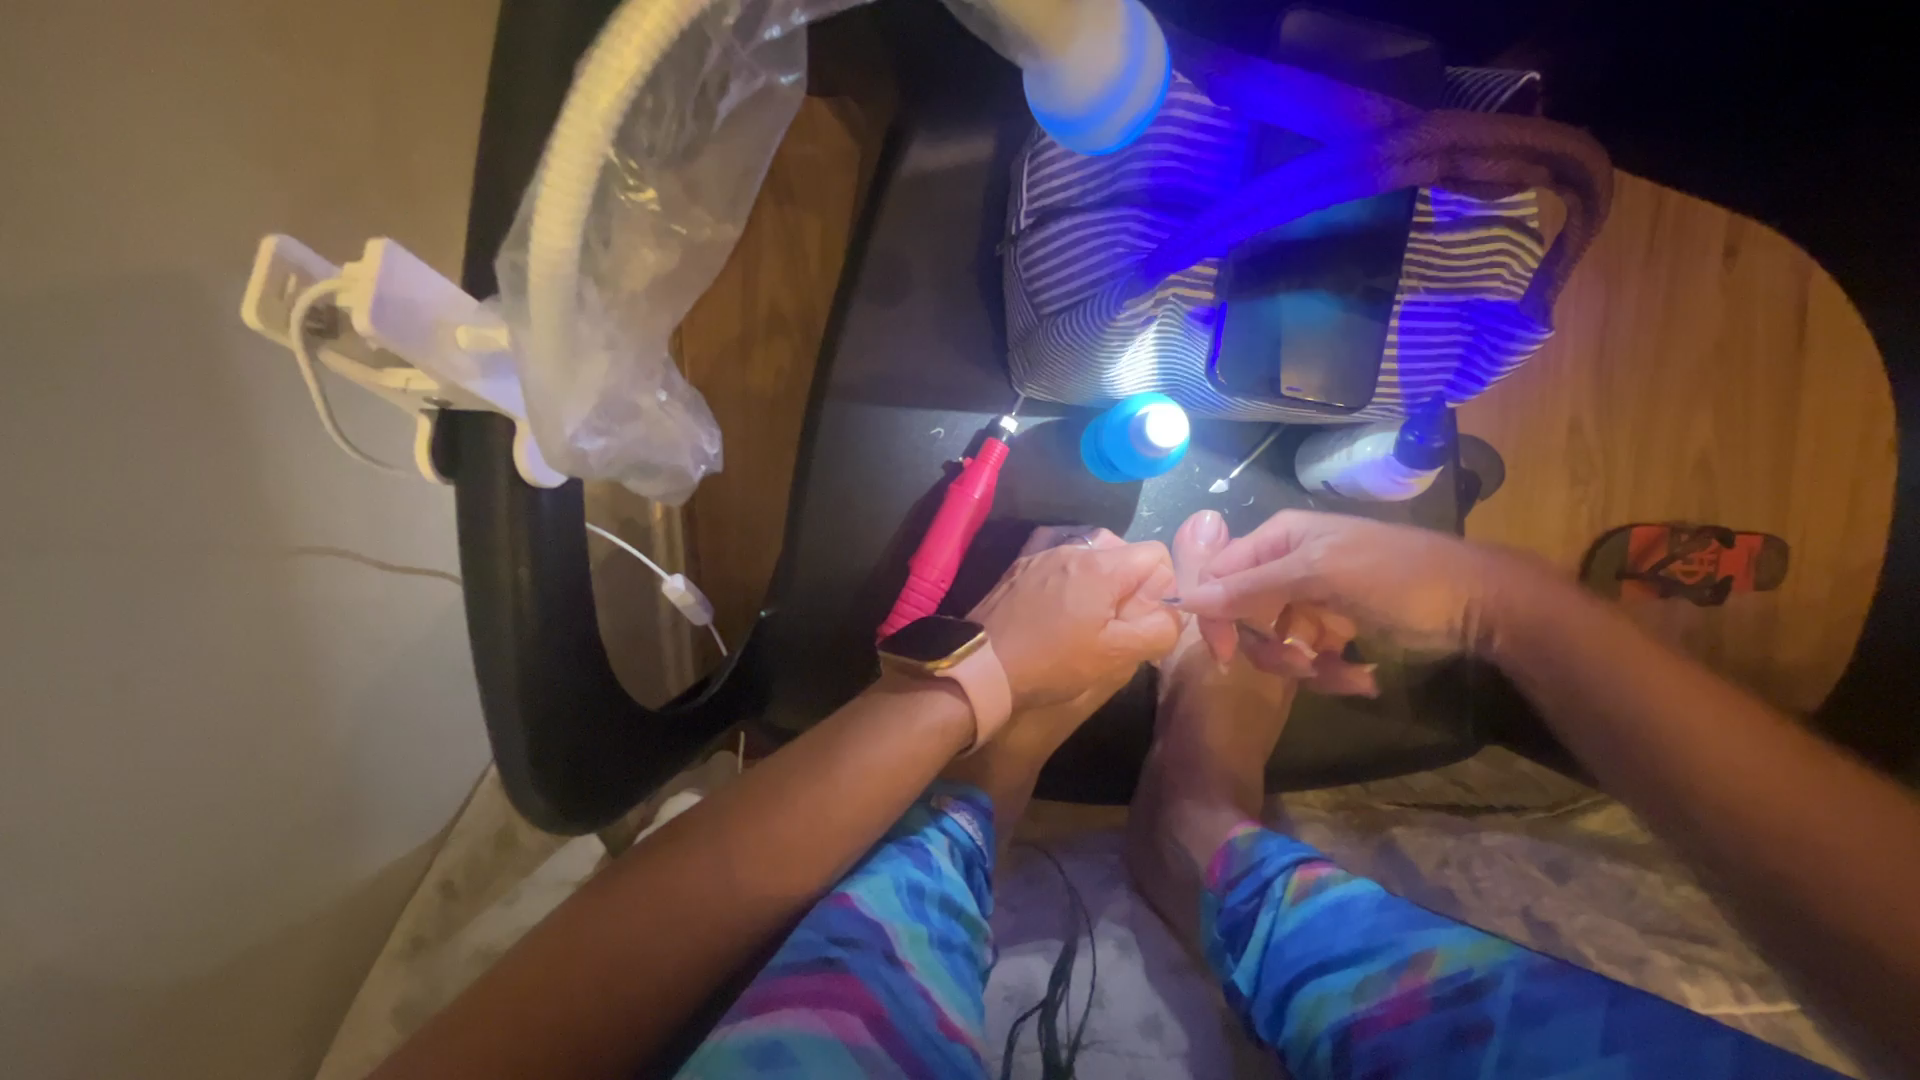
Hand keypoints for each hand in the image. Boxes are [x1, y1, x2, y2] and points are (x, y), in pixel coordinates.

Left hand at [968, 527, 1181, 709]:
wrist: (980, 667)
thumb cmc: (1052, 662)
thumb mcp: (1115, 655)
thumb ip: (1157, 629)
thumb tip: (1172, 613)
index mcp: (1102, 566)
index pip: (1156, 554)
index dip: (1163, 587)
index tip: (1146, 619)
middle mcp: (1073, 549)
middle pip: (1124, 553)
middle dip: (1132, 586)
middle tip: (1118, 625)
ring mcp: (1042, 554)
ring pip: (1091, 558)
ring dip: (1100, 584)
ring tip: (1088, 621)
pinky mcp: (1020, 567)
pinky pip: (1059, 564)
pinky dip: (1070, 582)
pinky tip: (1059, 611)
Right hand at [1177, 510, 1551, 662]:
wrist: (1479, 606)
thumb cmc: (1398, 578)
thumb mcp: (1320, 575)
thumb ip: (1249, 587)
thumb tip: (1183, 597)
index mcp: (1278, 539)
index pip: (1220, 577)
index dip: (1217, 616)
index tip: (1226, 655)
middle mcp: (1287, 565)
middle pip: (1245, 615)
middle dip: (1272, 648)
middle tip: (1299, 665)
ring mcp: (1311, 598)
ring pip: (1276, 642)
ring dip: (1305, 666)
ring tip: (1343, 672)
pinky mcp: (1334, 627)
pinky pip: (1307, 656)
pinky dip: (1329, 671)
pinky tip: (1361, 676)